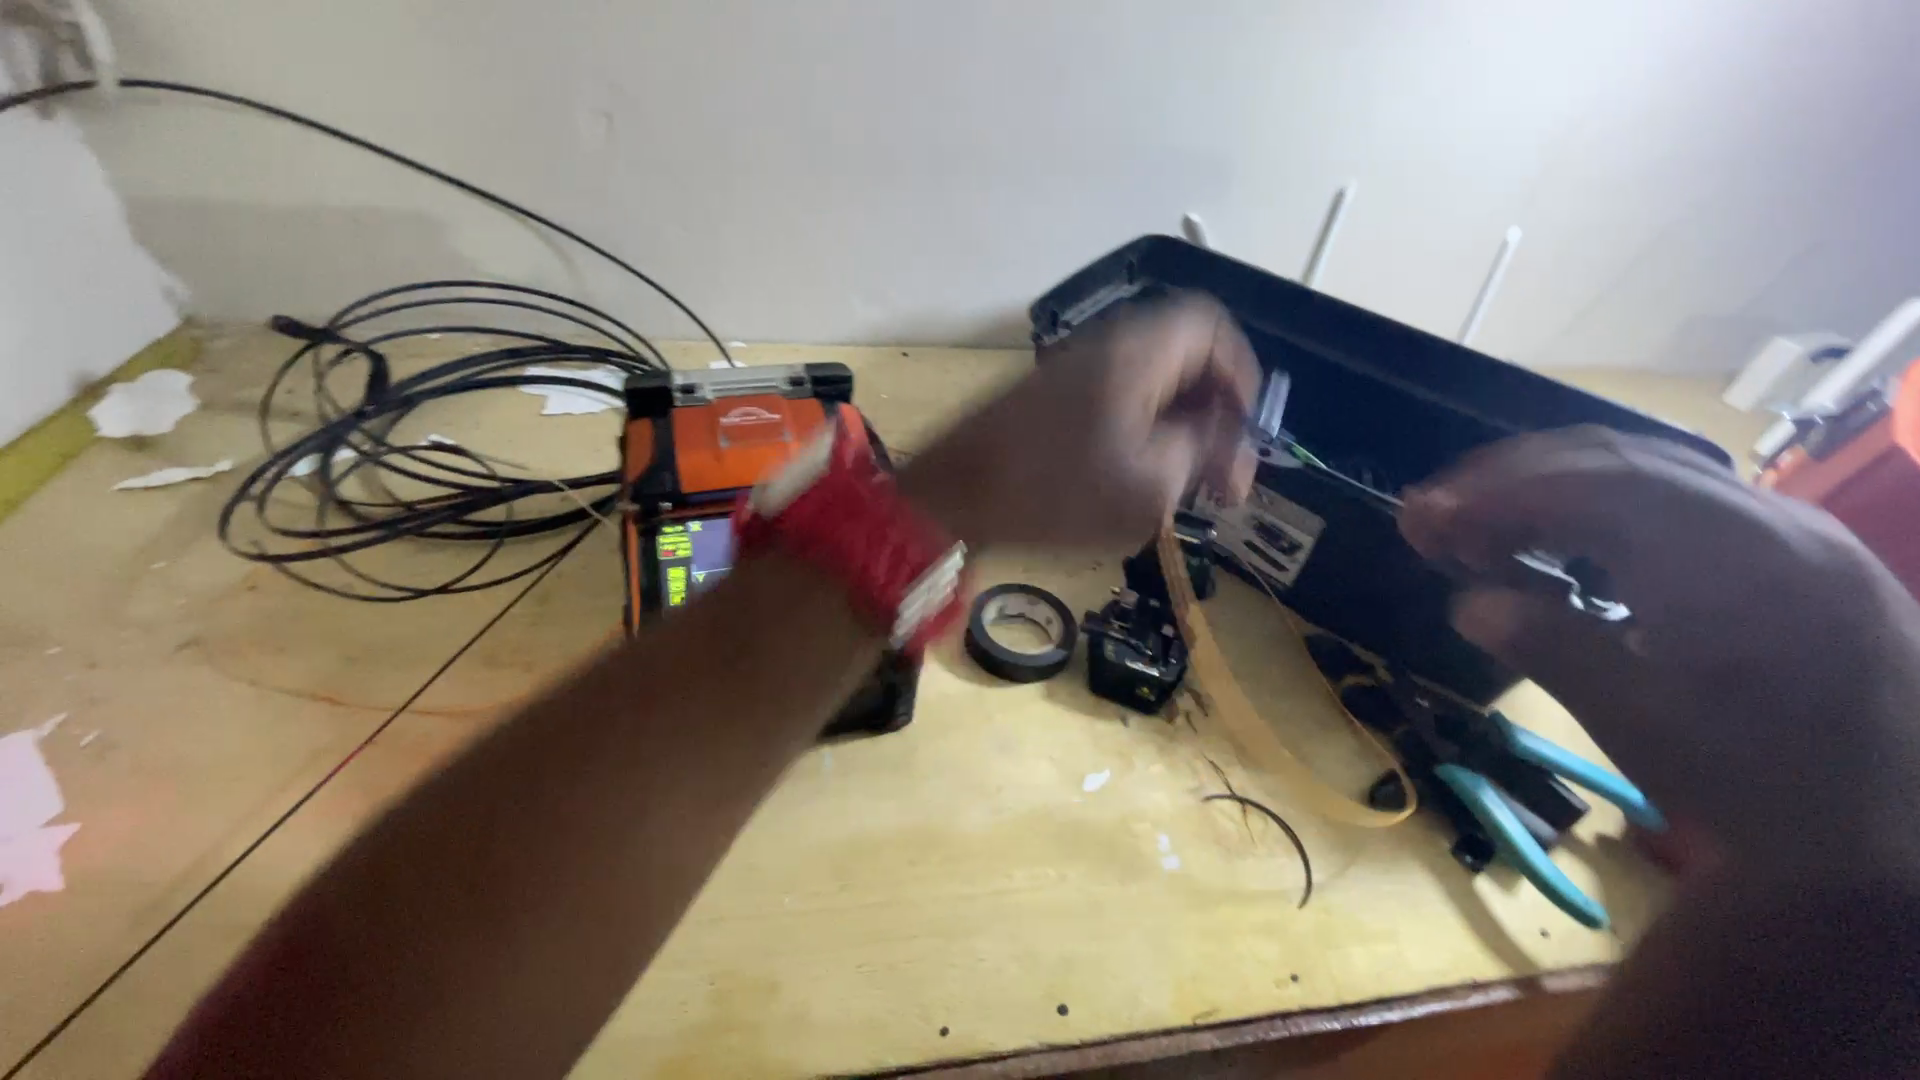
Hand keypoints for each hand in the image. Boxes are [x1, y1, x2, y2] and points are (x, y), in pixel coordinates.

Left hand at [901, 293, 1260, 546]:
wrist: (953, 496)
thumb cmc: (1055, 492)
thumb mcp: (1149, 484)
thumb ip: (1204, 453)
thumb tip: (1234, 445)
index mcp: (1138, 350)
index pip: (1214, 328)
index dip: (1242, 376)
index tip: (1245, 432)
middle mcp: (1107, 344)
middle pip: (1185, 353)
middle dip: (1213, 407)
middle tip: (1220, 467)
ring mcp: (1073, 367)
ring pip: (1150, 379)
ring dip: (1178, 422)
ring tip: (1184, 478)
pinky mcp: (1050, 395)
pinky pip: (1115, 396)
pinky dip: (1140, 427)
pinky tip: (1138, 473)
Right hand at [1398, 426, 1919, 873]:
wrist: (1897, 837)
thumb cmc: (1756, 785)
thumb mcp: (1635, 723)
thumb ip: (1548, 646)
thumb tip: (1471, 603)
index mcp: (1732, 560)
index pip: (1587, 489)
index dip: (1490, 497)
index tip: (1417, 519)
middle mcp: (1767, 522)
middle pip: (1612, 459)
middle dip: (1508, 479)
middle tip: (1435, 515)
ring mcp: (1787, 531)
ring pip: (1645, 470)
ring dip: (1549, 487)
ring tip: (1482, 525)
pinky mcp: (1790, 553)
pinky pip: (1675, 500)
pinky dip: (1596, 507)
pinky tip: (1560, 545)